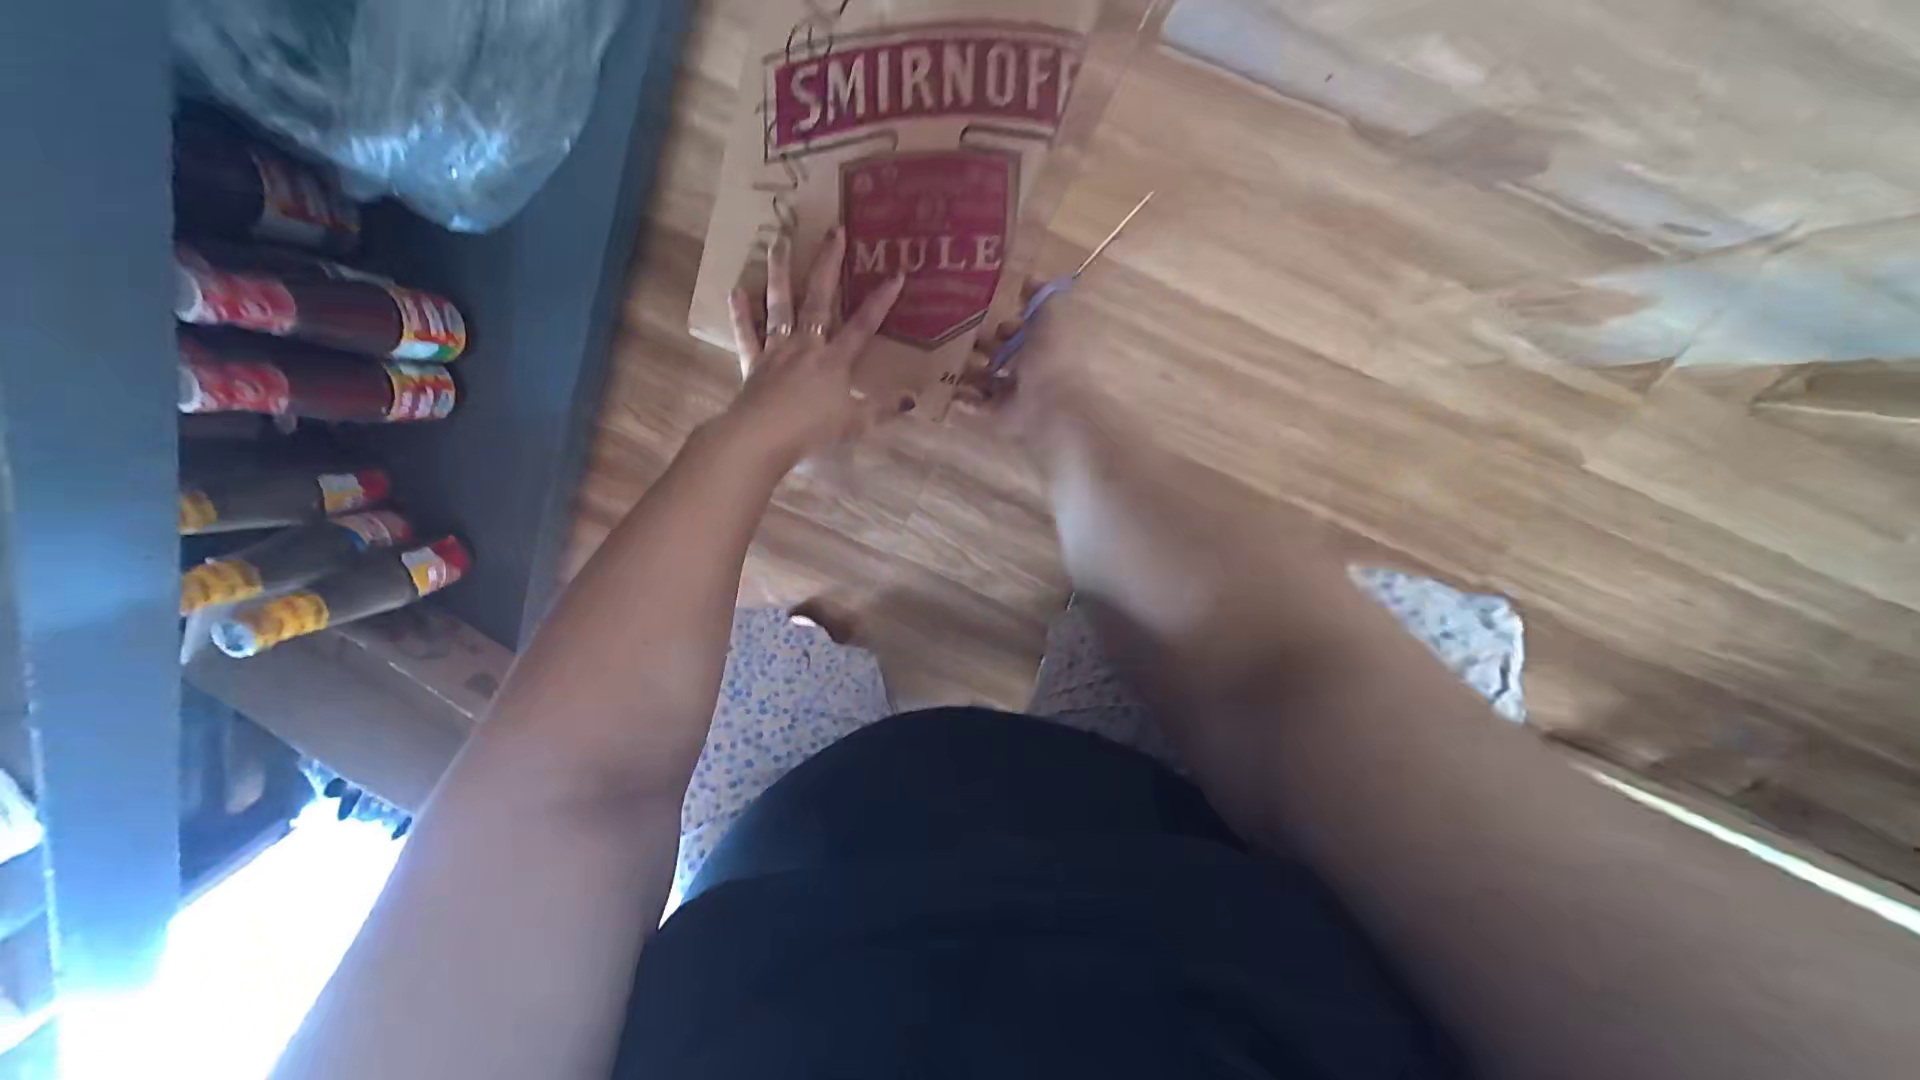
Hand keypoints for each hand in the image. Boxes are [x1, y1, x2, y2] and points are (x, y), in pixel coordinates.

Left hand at [719, 227, 906, 466]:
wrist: (762, 436)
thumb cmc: (811, 429)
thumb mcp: (855, 423)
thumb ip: (883, 409)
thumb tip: (914, 399)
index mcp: (834, 359)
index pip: (862, 325)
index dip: (881, 300)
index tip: (896, 273)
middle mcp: (806, 344)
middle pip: (818, 298)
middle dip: (828, 263)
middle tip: (833, 230)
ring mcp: (777, 349)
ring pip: (779, 303)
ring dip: (780, 271)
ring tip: (779, 240)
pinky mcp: (754, 360)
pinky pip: (747, 333)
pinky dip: (741, 312)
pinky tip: (736, 289)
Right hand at [955, 279, 1105, 450]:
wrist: (1053, 404)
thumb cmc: (1052, 355)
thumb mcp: (1051, 314)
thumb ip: (1040, 296)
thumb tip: (1028, 279)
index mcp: (1044, 342)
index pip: (1022, 330)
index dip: (1004, 323)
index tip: (980, 318)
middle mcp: (1031, 366)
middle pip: (1001, 354)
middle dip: (979, 346)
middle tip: (952, 338)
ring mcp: (1017, 392)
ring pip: (987, 379)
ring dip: (967, 372)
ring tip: (944, 364)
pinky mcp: (1003, 413)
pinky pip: (980, 404)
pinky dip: (965, 399)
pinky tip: (949, 390)